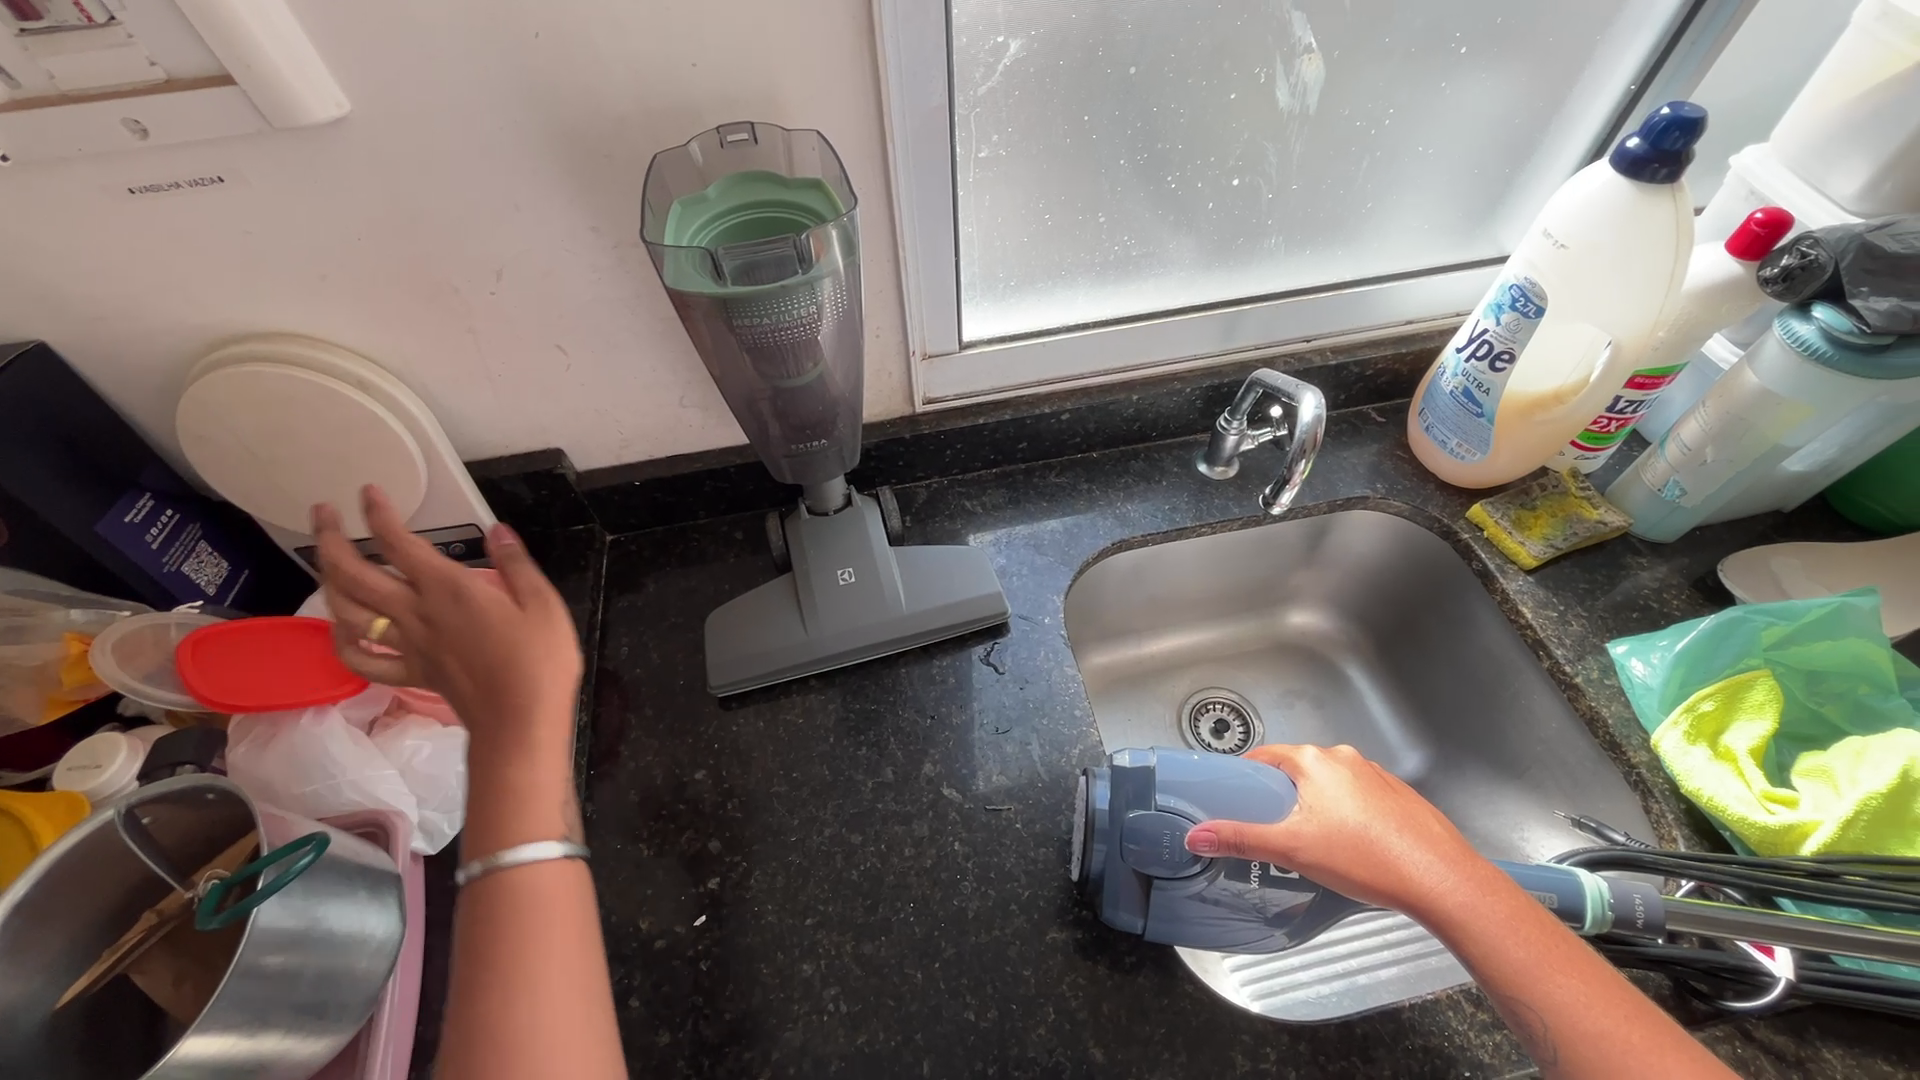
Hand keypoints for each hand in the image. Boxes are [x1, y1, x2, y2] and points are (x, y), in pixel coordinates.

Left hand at [311, 486, 581, 759]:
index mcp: (450, 590)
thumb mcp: (544, 604)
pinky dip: (341, 639)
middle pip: (354, 573)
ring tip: (326, 559)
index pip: (400, 543)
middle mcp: (417, 613)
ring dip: (327, 579)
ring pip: (346, 610)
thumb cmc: (540, 660)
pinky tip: (342, 626)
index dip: (380, 514)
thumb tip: (497, 530)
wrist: (521, 720)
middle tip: (324, 514)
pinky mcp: (410, 673)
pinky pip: (360, 658)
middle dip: (332, 538)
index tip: (370, 492)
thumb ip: (517, 565)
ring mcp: (408, 646)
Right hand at [1183, 743, 1487, 921]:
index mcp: (1314, 760)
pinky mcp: (1399, 795)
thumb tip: (1196, 836)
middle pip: (1296, 770)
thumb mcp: (1291, 850)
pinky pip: (1358, 797)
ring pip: (1328, 784)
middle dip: (1281, 796)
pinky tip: (1351, 846)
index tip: (1236, 800)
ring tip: (1312, 843)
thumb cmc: (1366, 859)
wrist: (1444, 882)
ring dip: (1315, 805)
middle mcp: (1344, 757)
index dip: (1246, 778)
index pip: (1264, 756)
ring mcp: (1376, 774)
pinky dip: (1346, 814)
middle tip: (1272, 829)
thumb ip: (1240, 839)